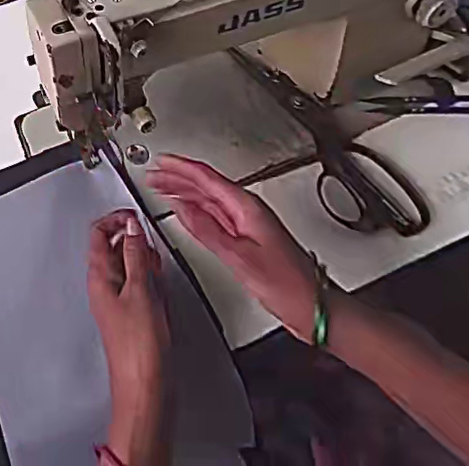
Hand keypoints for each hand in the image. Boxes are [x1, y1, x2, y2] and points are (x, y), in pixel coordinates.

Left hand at [87, 210, 169, 464]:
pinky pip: (143, 287)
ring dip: (147, 266)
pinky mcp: (135, 315)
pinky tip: (163, 298)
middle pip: (115, 247)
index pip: (99, 233)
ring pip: (131, 266)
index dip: (117, 219)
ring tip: (157, 281)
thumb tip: (132, 226)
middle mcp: (106, 287)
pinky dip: (154, 285)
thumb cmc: (138, 350)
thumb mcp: (140, 290)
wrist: (148, 392)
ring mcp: (120, 301)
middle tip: (150, 252)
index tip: (135, 217)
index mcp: (99, 276)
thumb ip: (136, 254)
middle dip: (136, 244)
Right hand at [146, 155, 317, 337]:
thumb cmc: (288, 284)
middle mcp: (246, 209)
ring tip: (162, 187)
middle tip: (155, 173)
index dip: (181, 167)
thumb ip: (207, 231)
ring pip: (208, 198)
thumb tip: (181, 209)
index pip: (206, 177)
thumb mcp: (240, 257)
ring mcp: (246, 222)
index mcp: (246, 206)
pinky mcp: (246, 237)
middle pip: (206, 184)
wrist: (314, 307)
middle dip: (178, 177)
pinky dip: (195, 209)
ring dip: (184, 191)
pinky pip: (214, 214)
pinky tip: (186, 211)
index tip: (162, 161)